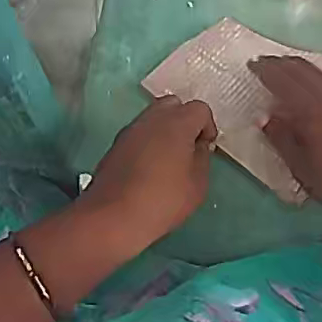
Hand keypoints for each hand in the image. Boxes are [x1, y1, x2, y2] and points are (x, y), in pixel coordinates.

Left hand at [79, 96, 217, 250]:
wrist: (114, 216)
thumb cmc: (163, 200)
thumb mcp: (197, 184)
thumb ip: (202, 158)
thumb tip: (198, 145)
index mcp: (176, 122)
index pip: (199, 109)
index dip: (207, 126)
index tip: (206, 147)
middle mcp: (151, 118)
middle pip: (172, 105)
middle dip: (184, 121)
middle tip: (188, 148)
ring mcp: (129, 130)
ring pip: (152, 117)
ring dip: (164, 130)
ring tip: (168, 159)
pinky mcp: (115, 144)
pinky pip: (138, 133)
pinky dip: (147, 141)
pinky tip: (148, 167)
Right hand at [252, 56, 321, 222]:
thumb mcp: (301, 168)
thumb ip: (282, 140)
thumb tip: (265, 117)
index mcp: (311, 115)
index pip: (284, 84)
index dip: (267, 72)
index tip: (252, 64)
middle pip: (305, 75)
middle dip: (283, 64)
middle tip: (266, 60)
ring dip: (308, 66)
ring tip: (292, 62)